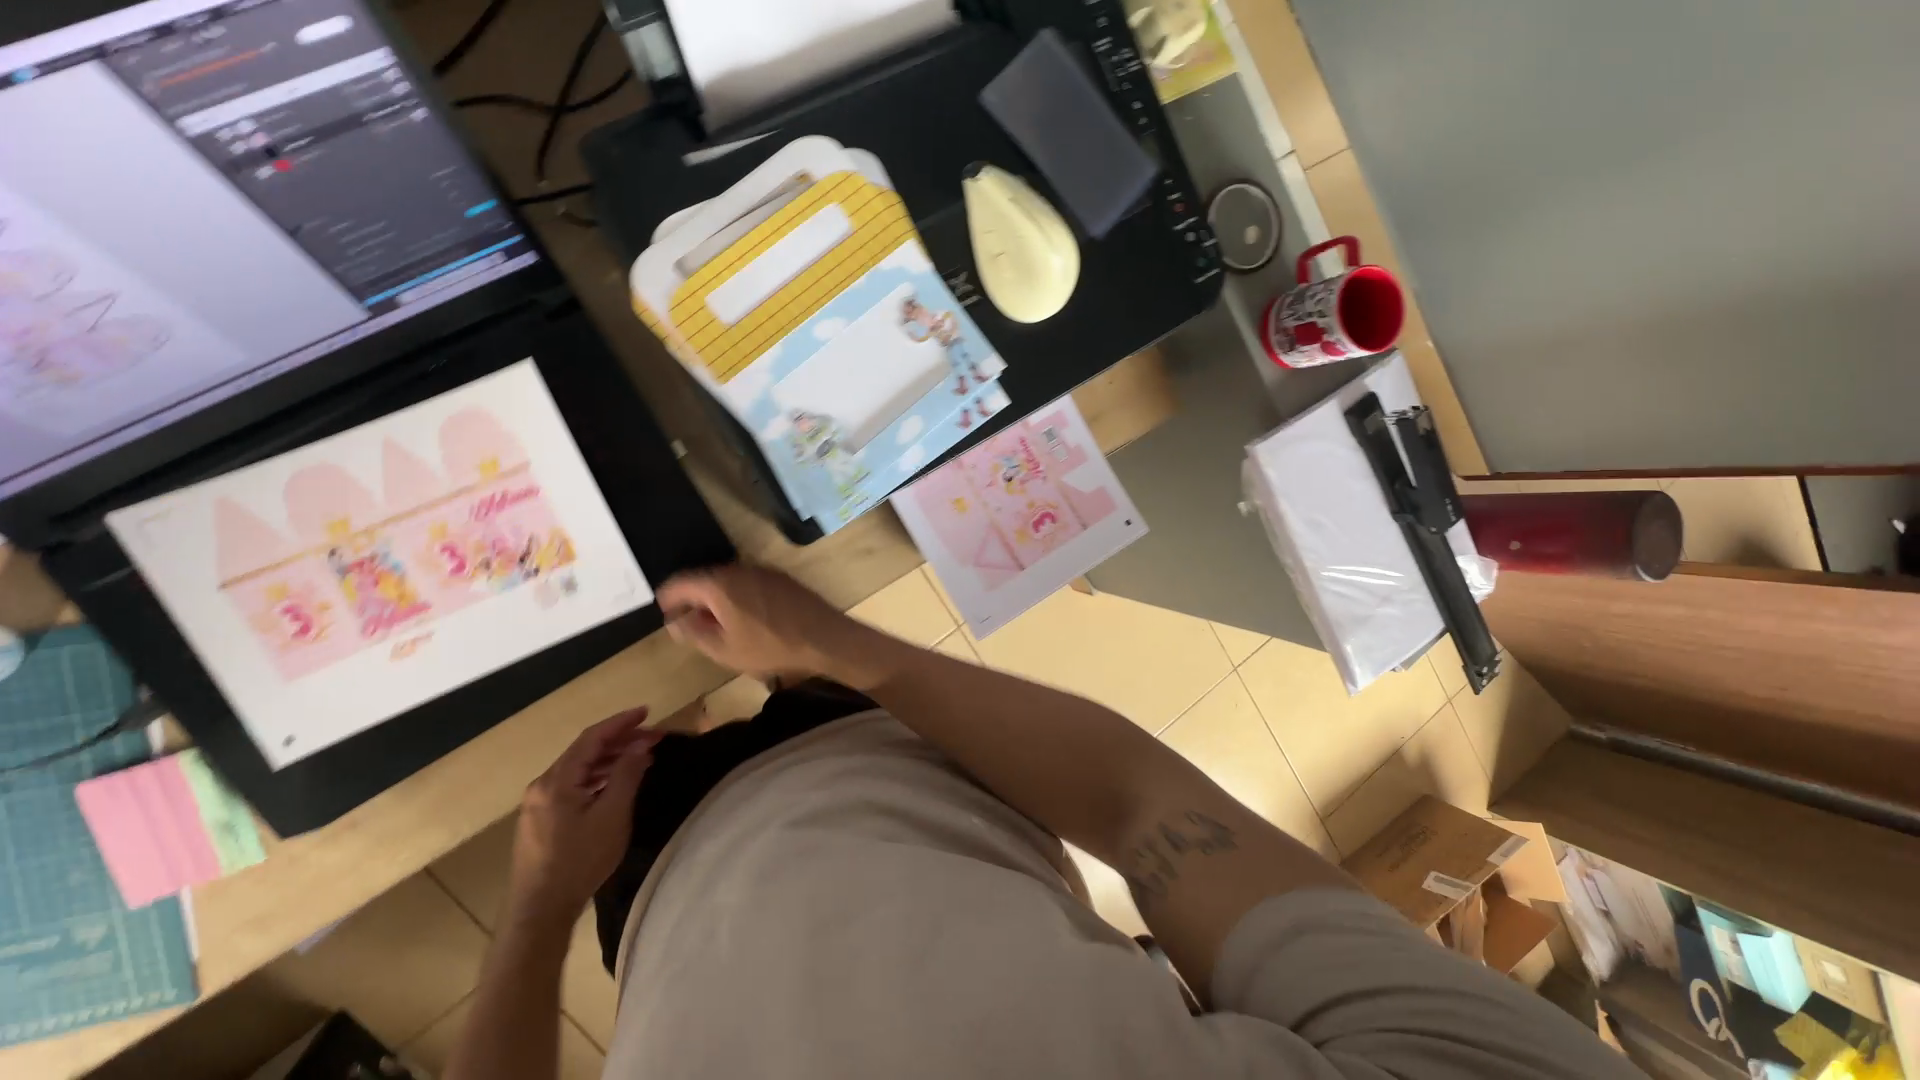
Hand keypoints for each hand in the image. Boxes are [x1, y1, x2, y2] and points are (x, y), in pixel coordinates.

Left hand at [507, 708, 660, 929]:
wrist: (540, 909)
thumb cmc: (579, 860)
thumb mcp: (612, 816)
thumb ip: (626, 775)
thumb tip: (639, 745)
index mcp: (556, 780)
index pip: (592, 738)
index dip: (621, 723)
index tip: (647, 712)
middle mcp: (542, 785)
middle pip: (583, 752)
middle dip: (618, 742)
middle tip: (652, 739)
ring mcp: (537, 804)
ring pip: (577, 771)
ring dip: (608, 761)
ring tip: (639, 759)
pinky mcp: (540, 821)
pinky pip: (571, 787)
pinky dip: (596, 779)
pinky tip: (614, 786)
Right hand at [658, 564, 880, 683]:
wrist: (824, 637)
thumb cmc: (770, 646)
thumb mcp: (724, 649)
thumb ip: (694, 633)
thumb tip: (675, 622)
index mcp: (719, 584)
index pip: (681, 582)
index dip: (668, 597)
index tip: (664, 612)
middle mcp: (739, 569)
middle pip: (706, 579)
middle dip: (694, 600)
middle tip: (691, 624)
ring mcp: (763, 571)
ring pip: (729, 581)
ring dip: (718, 599)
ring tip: (719, 625)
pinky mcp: (782, 578)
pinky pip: (750, 584)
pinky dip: (739, 597)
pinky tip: (747, 619)